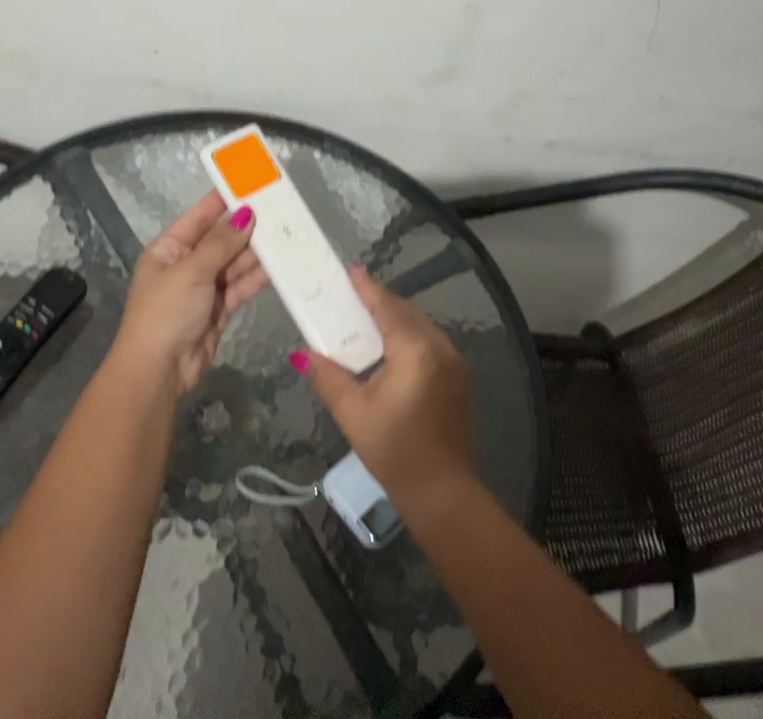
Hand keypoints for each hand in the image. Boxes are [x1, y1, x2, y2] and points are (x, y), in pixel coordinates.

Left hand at [110, 192, 268, 396]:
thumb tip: (247, 214)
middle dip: (248, 227)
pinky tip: (281, 265)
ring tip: (288, 235)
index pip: (199, 217)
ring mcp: (203, 288)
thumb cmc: (166, 312)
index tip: (252, 185)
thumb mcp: (191, 271)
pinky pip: (241, 286)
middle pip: (221, 240)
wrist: (160, 370)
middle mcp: (186, 265)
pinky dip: (258, 277)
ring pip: (234, 264)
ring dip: (257, 252)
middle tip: (281, 211)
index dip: (224, 201)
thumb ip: (221, 243)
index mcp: (169, 249)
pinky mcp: (219, 310)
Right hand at [293, 268, 475, 504]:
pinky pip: (432, 343)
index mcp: (415, 351)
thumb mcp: (353, 413)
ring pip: (422, 327)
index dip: (368, 289)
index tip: (351, 271)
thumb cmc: (394, 451)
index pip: (388, 308)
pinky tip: (391, 346)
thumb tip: (302, 353)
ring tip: (367, 317)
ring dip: (396, 319)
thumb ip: (328, 377)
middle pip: (407, 313)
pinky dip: (410, 336)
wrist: (442, 490)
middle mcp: (441, 348)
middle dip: (381, 301)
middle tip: (352, 294)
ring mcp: (455, 363)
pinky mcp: (460, 378)